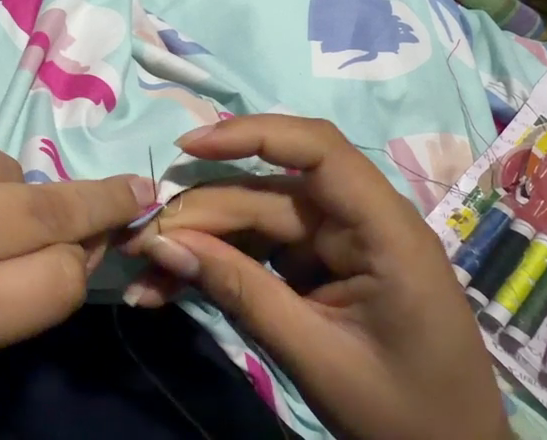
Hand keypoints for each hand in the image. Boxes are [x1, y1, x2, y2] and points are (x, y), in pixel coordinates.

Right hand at [120, 116, 506, 439]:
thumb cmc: (404, 416)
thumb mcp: (318, 357)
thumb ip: (241, 292)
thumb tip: (163, 243)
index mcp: (385, 231)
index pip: (318, 150)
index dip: (252, 134)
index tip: (187, 147)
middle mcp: (360, 222)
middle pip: (266, 194)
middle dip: (201, 215)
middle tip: (141, 244)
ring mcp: (338, 245)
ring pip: (253, 221)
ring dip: (199, 242)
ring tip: (146, 269)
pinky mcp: (320, 268)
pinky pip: (259, 251)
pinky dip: (217, 264)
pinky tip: (173, 283)